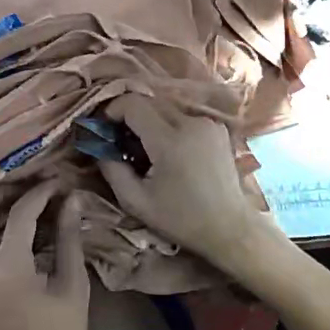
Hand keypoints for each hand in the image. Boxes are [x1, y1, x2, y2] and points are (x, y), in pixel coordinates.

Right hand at [98, 94, 278, 273]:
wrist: (229, 227)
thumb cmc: (180, 218)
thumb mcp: (137, 201)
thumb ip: (112, 170)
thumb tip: (100, 148)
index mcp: (170, 141)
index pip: (134, 104)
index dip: (113, 110)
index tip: (105, 128)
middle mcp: (191, 123)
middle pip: (151, 102)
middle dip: (131, 115)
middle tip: (121, 139)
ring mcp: (208, 123)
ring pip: (168, 108)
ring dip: (152, 120)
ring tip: (147, 148)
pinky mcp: (218, 128)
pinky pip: (185, 117)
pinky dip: (172, 125)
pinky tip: (171, 150)